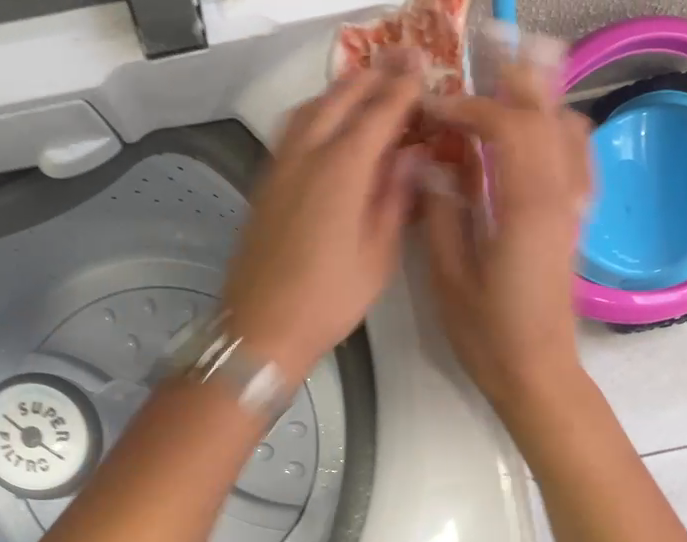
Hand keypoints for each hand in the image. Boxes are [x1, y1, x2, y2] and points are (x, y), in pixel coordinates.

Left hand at [223, 61, 424, 375]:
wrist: (262, 328)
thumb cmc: (328, 301)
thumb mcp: (378, 258)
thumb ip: (395, 200)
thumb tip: (409, 159)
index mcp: (342, 169)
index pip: (380, 111)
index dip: (405, 90)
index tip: (425, 75)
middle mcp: (307, 153)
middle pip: (341, 96)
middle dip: (374, 78)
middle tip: (402, 68)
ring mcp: (279, 166)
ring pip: (311, 107)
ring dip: (341, 92)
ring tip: (367, 93)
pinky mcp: (264, 183)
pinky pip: (292, 130)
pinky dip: (317, 114)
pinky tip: (330, 129)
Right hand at [420, 59, 592, 408]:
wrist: (536, 372)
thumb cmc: (487, 335)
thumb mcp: (448, 278)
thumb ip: (441, 213)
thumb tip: (429, 165)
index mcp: (525, 207)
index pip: (505, 126)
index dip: (466, 107)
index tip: (432, 111)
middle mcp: (559, 195)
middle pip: (544, 112)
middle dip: (505, 87)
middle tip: (465, 86)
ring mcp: (573, 206)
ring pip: (567, 127)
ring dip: (533, 104)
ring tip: (493, 105)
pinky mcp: (575, 221)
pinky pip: (578, 157)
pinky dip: (556, 133)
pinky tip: (528, 143)